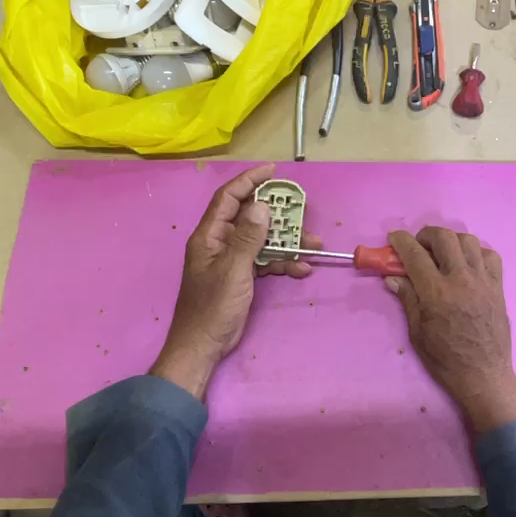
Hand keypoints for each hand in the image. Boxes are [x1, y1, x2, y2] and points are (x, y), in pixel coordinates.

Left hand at [152, 163, 317, 397]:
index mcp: (210, 236)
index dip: (249, 181)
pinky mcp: (242, 276)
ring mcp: (231, 259)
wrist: (203, 346)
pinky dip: (283, 262)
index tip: (273, 171)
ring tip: (312, 244)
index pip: (228, 198)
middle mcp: (220, 242)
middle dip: (277, 214)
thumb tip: (262, 206)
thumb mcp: (232, 270)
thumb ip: (247, 238)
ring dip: (287, 241)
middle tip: (300, 209)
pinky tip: (301, 269)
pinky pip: (266, 261)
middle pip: (250, 217)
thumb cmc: (212, 307)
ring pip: (262, 240)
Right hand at [384, 227, 515, 433]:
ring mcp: (483, 280)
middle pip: (444, 237)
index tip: (394, 237)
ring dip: (452, 241)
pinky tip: (468, 264)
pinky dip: (477, 253)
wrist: (483, 375)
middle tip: (419, 246)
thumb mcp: (417, 332)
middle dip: (427, 235)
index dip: (401, 241)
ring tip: (443, 254)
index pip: (415, 254)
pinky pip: (490, 255)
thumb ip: (407, 299)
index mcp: (437, 292)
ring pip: (469, 241)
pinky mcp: (498, 286)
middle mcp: (461, 279)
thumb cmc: (445, 359)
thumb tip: (393, 277)